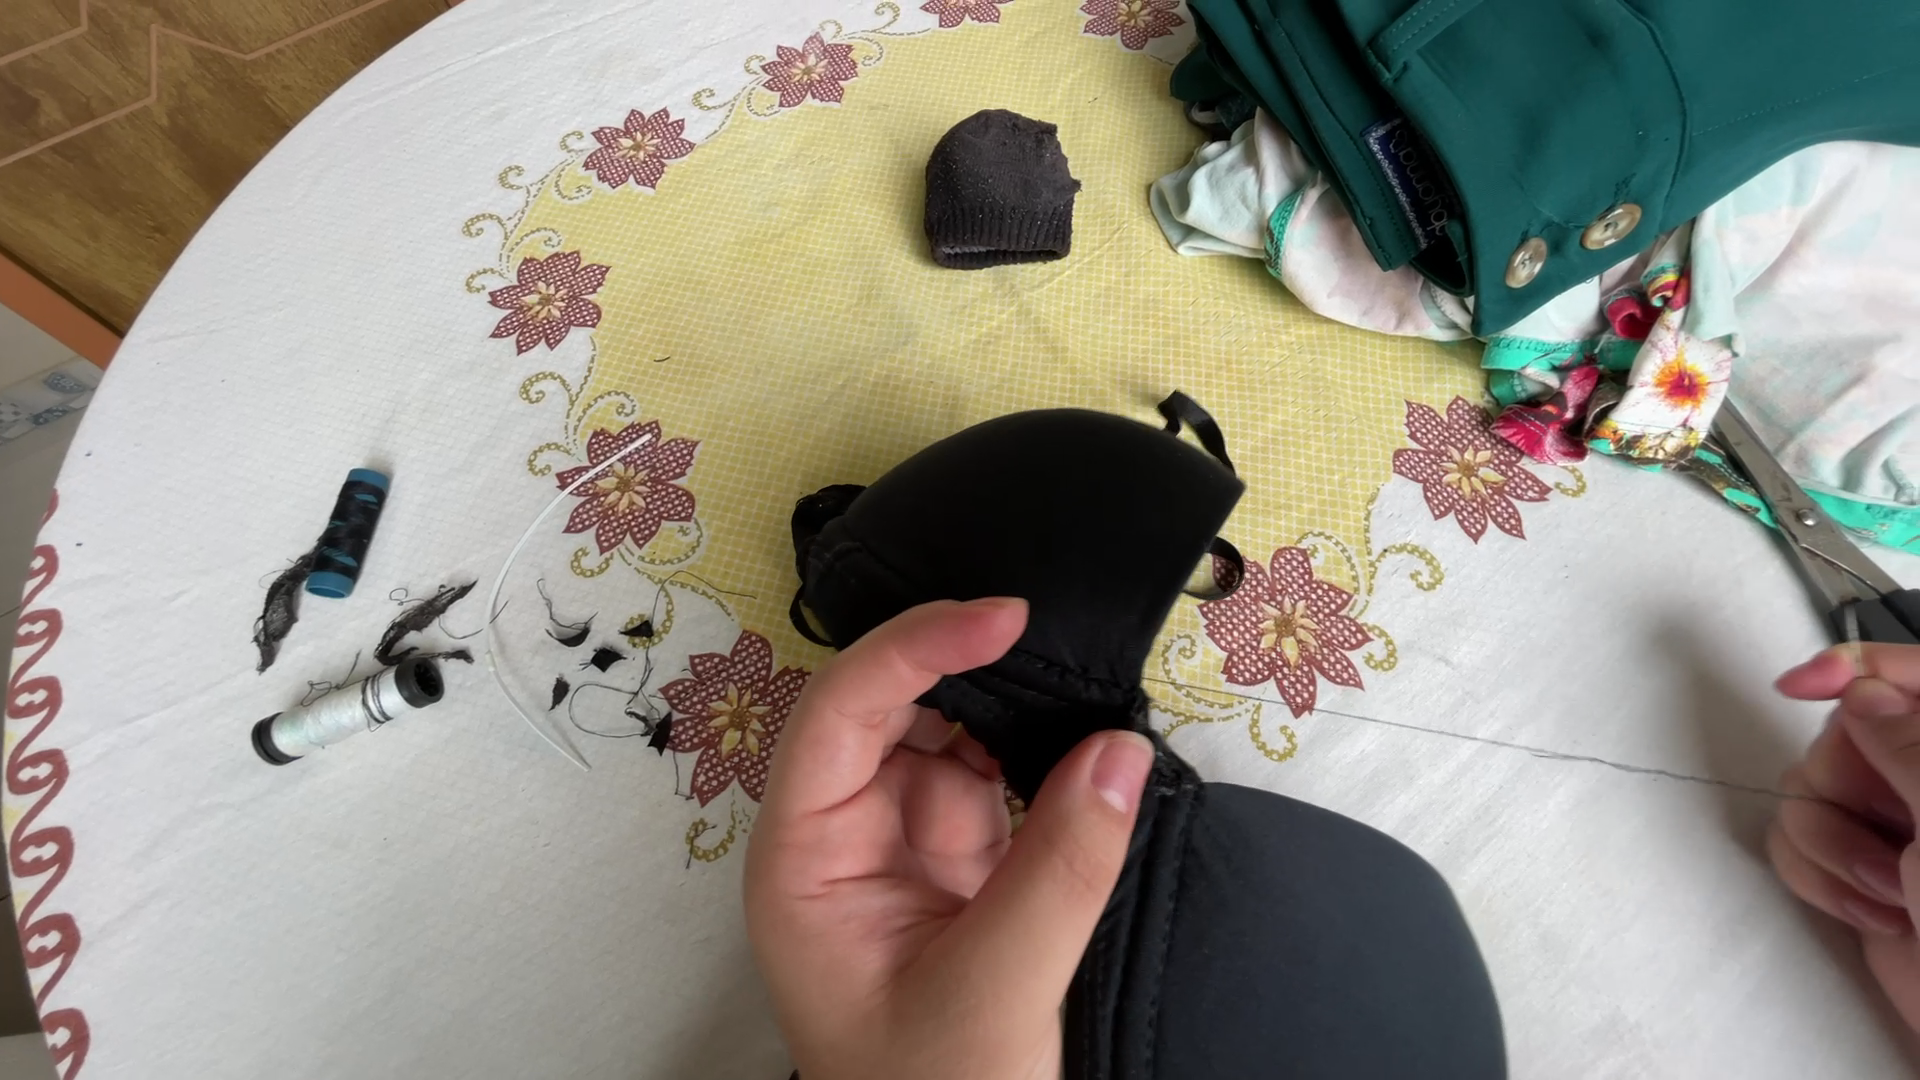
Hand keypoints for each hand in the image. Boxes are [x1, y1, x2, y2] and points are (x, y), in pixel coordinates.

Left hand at [744, 598, 1154, 1079]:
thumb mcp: (994, 995)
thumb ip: (1060, 869)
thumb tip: (1121, 750)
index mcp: (804, 852)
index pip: (839, 709)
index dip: (913, 648)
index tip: (1001, 620)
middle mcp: (841, 821)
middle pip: (885, 699)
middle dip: (957, 659)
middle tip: (1039, 628)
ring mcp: (899, 823)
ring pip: (940, 720)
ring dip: (1000, 695)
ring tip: (1066, 671)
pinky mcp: (952, 836)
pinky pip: (986, 759)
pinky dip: (1028, 737)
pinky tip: (1069, 727)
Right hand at [1771, 643, 1919, 1028]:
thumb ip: (1916, 748)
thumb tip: (1865, 690)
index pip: (1914, 679)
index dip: (1857, 666)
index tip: (1801, 684)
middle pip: (1838, 739)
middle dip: (1839, 787)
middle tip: (1889, 831)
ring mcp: (1897, 831)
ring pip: (1805, 791)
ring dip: (1827, 844)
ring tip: (1889, 892)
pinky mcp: (1855, 869)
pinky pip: (1791, 841)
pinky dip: (1814, 875)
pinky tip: (1871, 911)